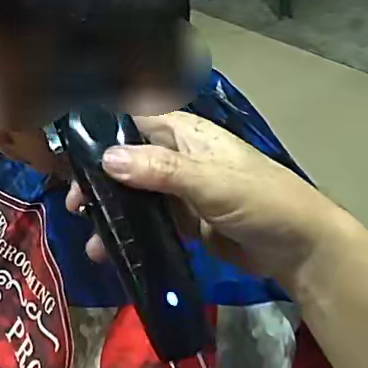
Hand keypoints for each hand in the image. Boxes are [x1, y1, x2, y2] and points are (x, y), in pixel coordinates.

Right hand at [64, 111, 355, 288]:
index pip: (135, 118)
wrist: (299, 248)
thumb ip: (160, 171)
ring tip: (85, 229)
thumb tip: (107, 159)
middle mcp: (179, 155)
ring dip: (111, 208)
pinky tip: (108, 249)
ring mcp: (182, 188)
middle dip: (99, 176)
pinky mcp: (186, 219)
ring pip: (135, 191)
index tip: (68, 150)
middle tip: (74, 202)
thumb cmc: (260, 201)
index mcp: (186, 133)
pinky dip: (128, 231)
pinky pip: (149, 220)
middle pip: (128, 157)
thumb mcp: (210, 183)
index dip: (102, 129)